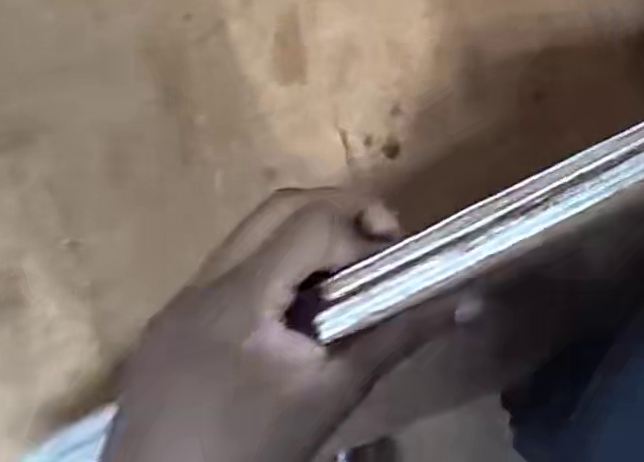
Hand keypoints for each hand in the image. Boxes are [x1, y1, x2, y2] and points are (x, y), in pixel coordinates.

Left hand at [103, 189, 459, 461]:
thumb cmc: (251, 452)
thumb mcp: (337, 392)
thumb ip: (403, 334)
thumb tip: (473, 300)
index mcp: (234, 304)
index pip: (312, 223)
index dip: (363, 233)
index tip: (390, 266)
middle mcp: (198, 292)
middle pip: (282, 206)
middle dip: (344, 209)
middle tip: (380, 242)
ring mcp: (176, 309)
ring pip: (256, 229)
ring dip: (314, 231)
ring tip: (349, 270)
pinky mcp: (170, 328)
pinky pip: (237, 261)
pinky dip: (284, 258)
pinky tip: (306, 303)